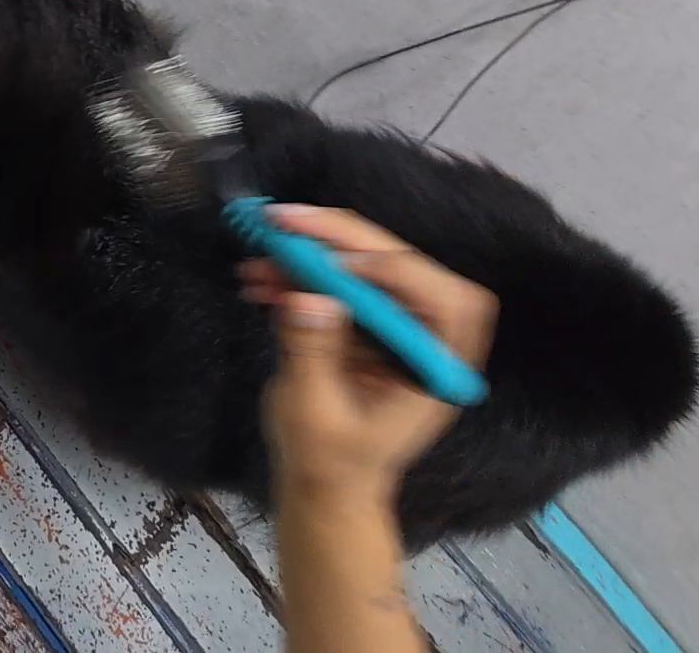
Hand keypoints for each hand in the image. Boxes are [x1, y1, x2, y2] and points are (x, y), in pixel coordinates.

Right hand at [242, 205, 497, 501]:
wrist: (321, 480)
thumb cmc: (329, 458)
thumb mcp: (316, 410)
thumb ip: (313, 353)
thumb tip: (309, 299)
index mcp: (433, 365)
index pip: (441, 300)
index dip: (393, 270)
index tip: (332, 263)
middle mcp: (418, 336)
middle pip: (397, 266)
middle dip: (340, 238)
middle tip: (283, 218)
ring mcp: (384, 327)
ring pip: (357, 266)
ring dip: (305, 252)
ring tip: (257, 250)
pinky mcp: (350, 323)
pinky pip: (326, 283)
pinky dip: (291, 274)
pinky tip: (257, 278)